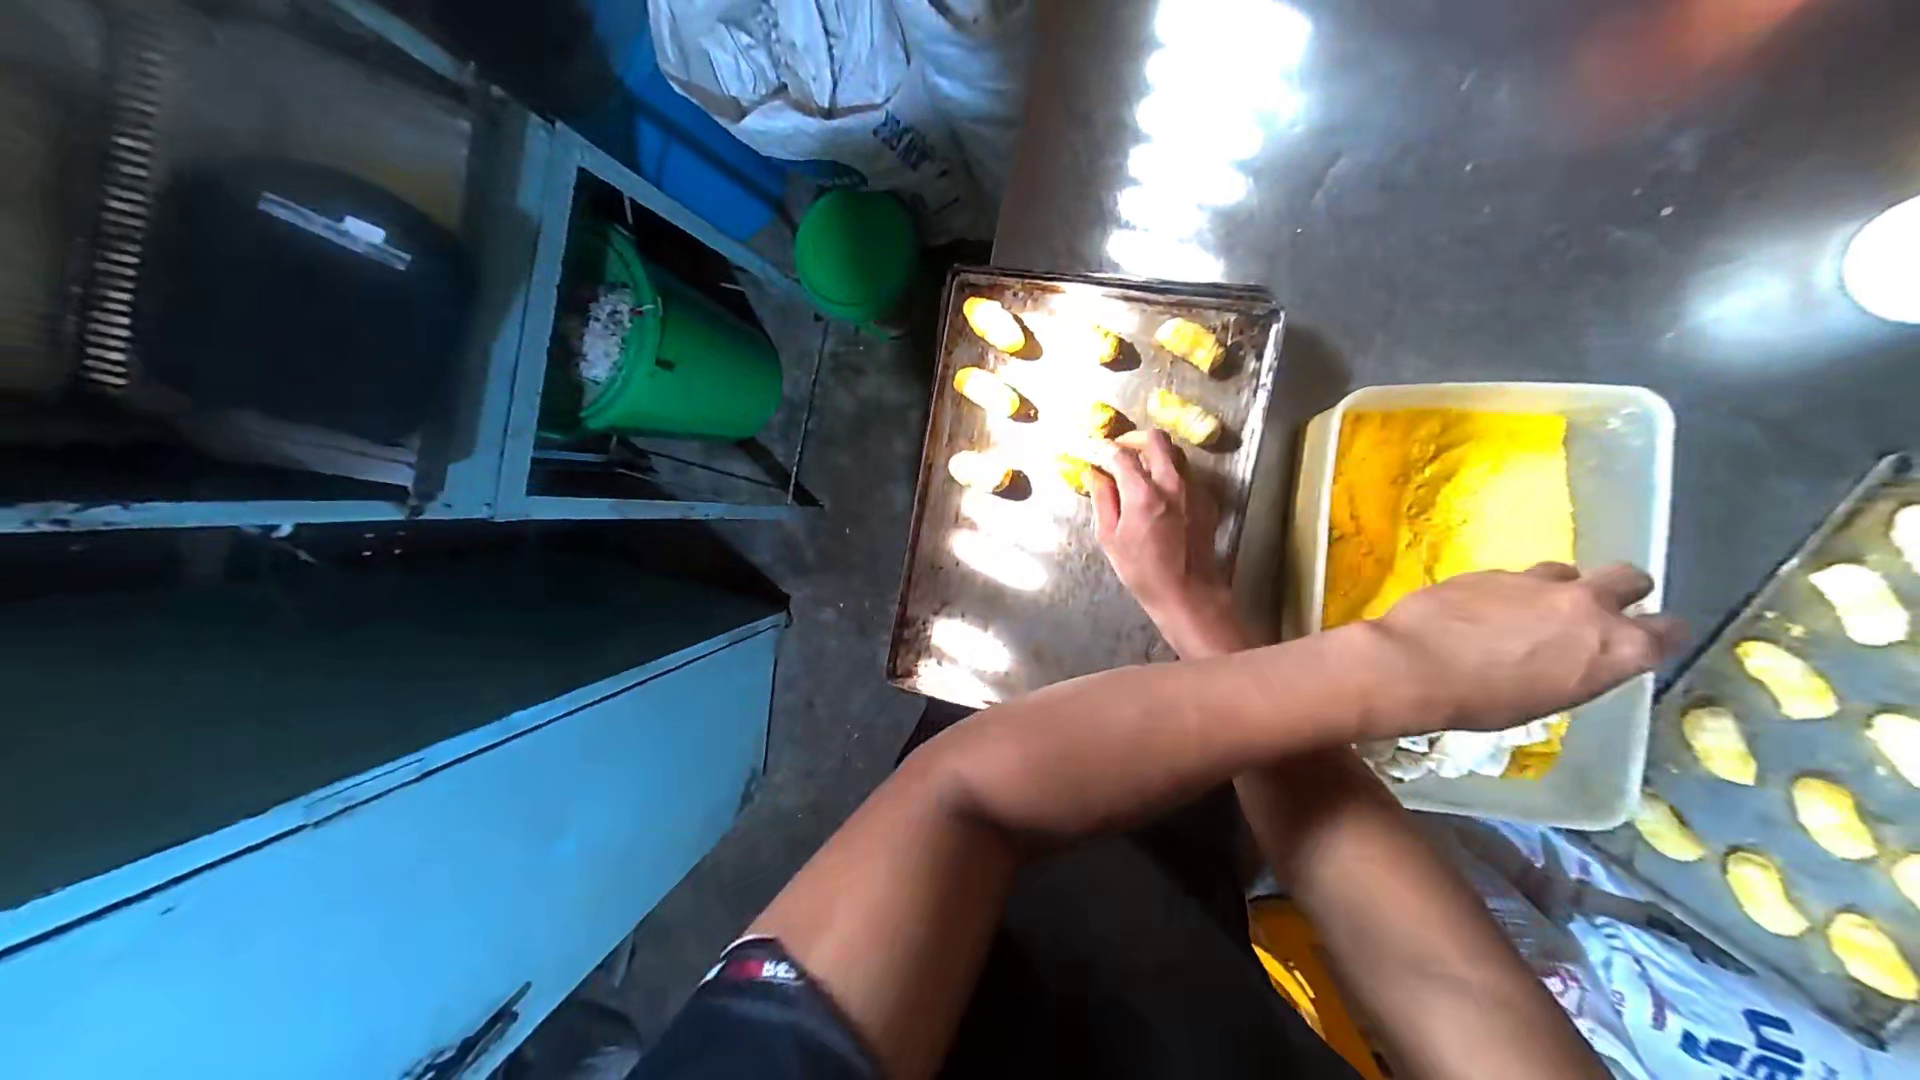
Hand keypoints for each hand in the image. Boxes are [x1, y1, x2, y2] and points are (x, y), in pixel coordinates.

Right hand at [1090, 430, 1248, 657]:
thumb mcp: (1110, 537)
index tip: (1095, 454)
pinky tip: (1160, 496)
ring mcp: (1193, 489)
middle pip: (1155, 438)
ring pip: (1174, 453)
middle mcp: (1171, 483)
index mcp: (1143, 493)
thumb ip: (1102, 499)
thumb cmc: (1142, 570)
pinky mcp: (1206, 499)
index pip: (1121, 454)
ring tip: (1140, 472)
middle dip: (1134, 439)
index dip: (1105, 450)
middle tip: (1121, 453)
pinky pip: (1186, 474)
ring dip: (1155, 455)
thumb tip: (1095, 474)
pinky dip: (1170, 475)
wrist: (1188, 591)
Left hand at [1357, 562, 1684, 737]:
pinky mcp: (1488, 571)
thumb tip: (1575, 653)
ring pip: (1565, 573)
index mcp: (1616, 646)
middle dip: (1617, 591)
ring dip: (1555, 589)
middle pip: (1627, 578)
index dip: (1656, 634)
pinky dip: (1505, 592)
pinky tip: (1479, 611)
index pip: (1668, 631)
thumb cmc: (1482, 701)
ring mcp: (1535, 582)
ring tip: (1524, 612)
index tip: (1643, 639)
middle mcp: (1586, 605)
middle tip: (1590, 611)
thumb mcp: (1551, 698)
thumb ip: (1580, 666)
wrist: (1414, 664)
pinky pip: (1511, 577)